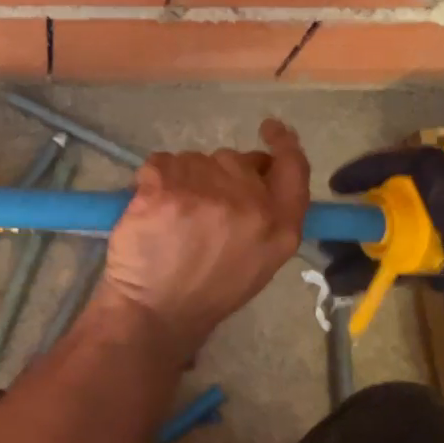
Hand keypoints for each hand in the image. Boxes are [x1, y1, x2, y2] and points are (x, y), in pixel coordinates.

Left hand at [95, 119, 309, 365]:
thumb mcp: (260, 260)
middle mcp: (248, 202)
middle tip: (196, 209)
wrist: (155, 313)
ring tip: (171, 219)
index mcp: (280, 226)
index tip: (272, 129)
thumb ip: (267, 216)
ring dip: (182, 179)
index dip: (283, 143)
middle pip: (233, 159)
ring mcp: (205, 191)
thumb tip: (255, 175)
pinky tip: (150, 210)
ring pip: (193, 160)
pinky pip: (160, 163)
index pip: (292, 168)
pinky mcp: (163, 186)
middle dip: (214, 175)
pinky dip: (152, 181)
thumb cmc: (207, 293)